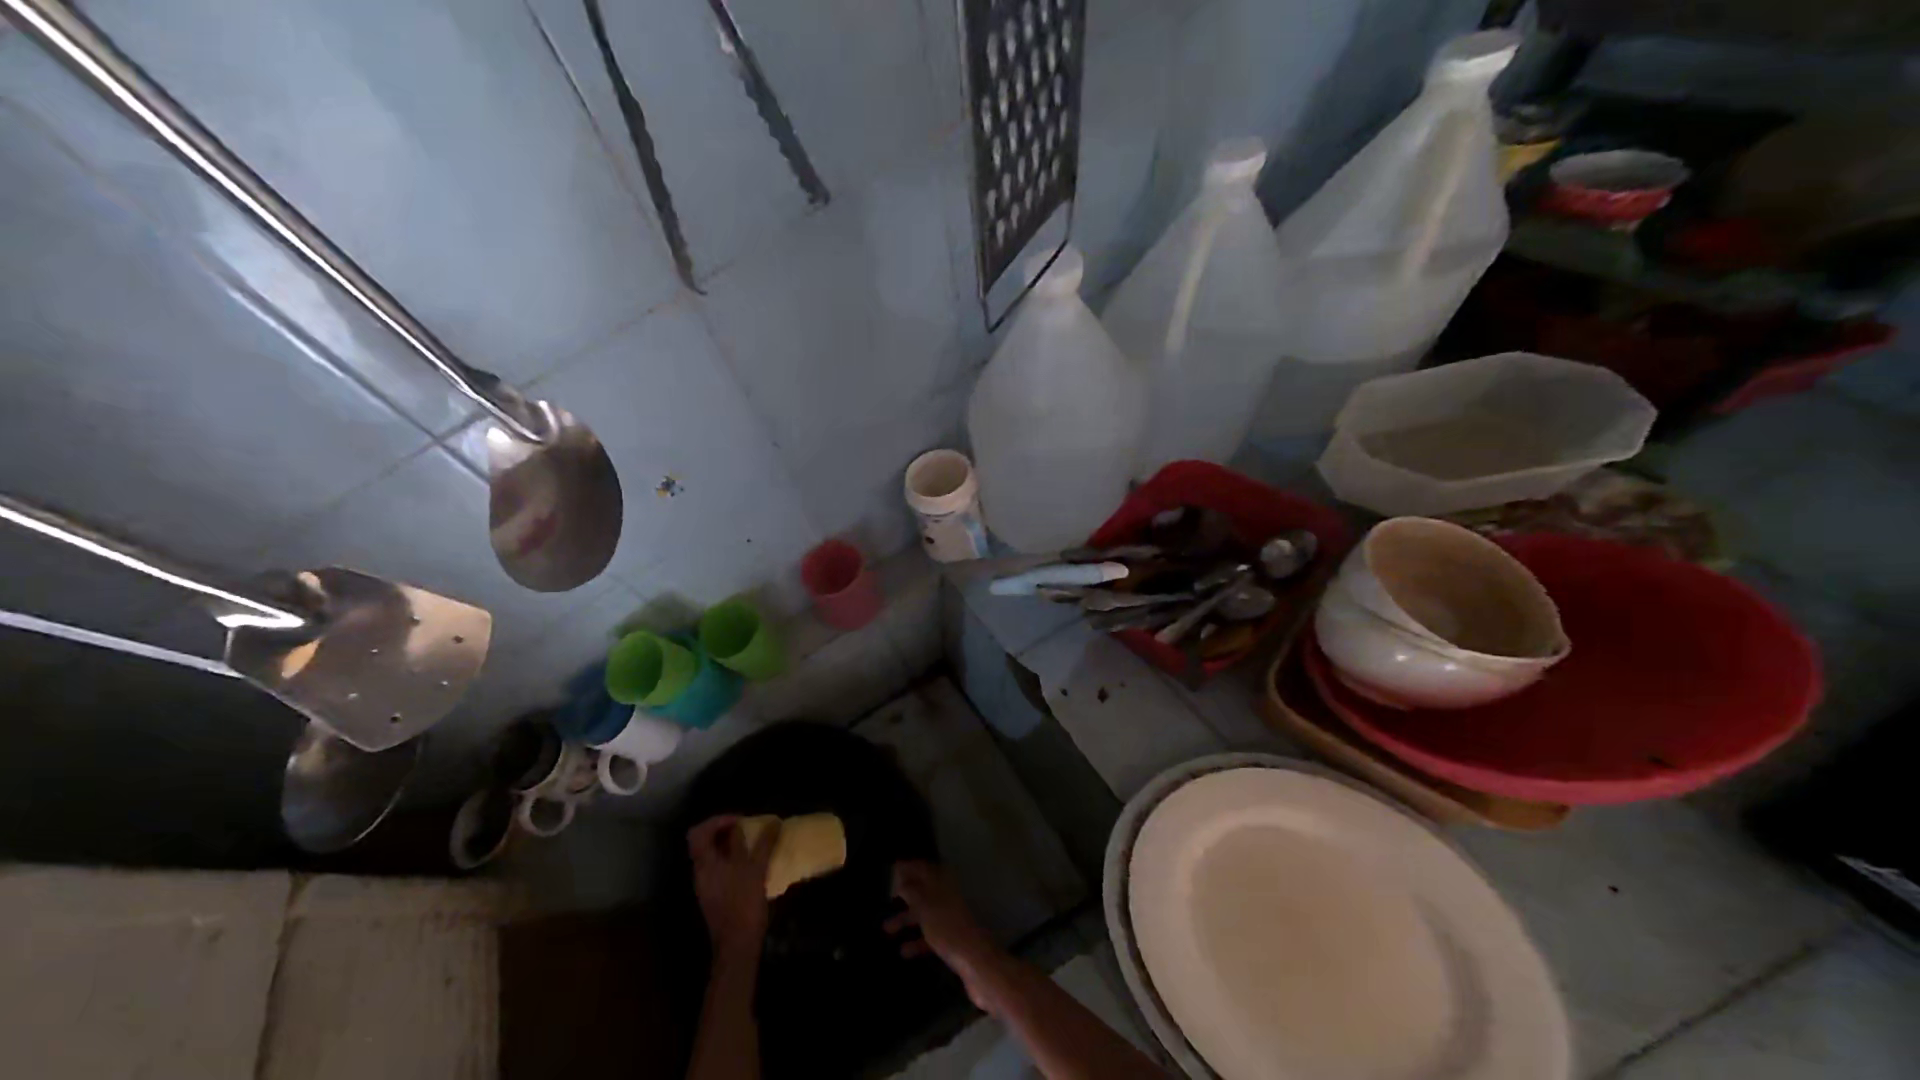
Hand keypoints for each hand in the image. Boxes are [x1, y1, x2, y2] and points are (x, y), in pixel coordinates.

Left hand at [688, 815, 776, 959]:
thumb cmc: (744, 904)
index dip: (719, 821)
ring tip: (750, 843)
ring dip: (727, 844)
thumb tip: (773, 822)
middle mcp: (701, 872)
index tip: (741, 820)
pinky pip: (717, 867)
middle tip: (745, 828)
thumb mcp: (756, 870)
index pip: (700, 832)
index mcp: (705, 863)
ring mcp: (705, 884)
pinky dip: (729, 859)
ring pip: (710, 855)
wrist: (736, 945)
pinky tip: (749, 864)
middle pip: (702, 842)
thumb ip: (763, 844)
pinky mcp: (713, 895)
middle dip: (722, 831)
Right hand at [886, 861, 1011, 1010]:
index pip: (924, 869)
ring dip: (907, 920)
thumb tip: (902, 876)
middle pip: (924, 891)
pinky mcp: (952, 940)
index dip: (910, 867)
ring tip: (886, 929)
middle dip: (905, 894)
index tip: (893, 867)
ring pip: (925, 914)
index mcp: (943, 885)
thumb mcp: (926, 907)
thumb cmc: (948, 930)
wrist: (976, 962)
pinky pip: (931, 936)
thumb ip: (913, 891)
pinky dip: (917, 942)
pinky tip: (904, 952)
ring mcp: (950, 919)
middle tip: (887, 897)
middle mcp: (947, 898)